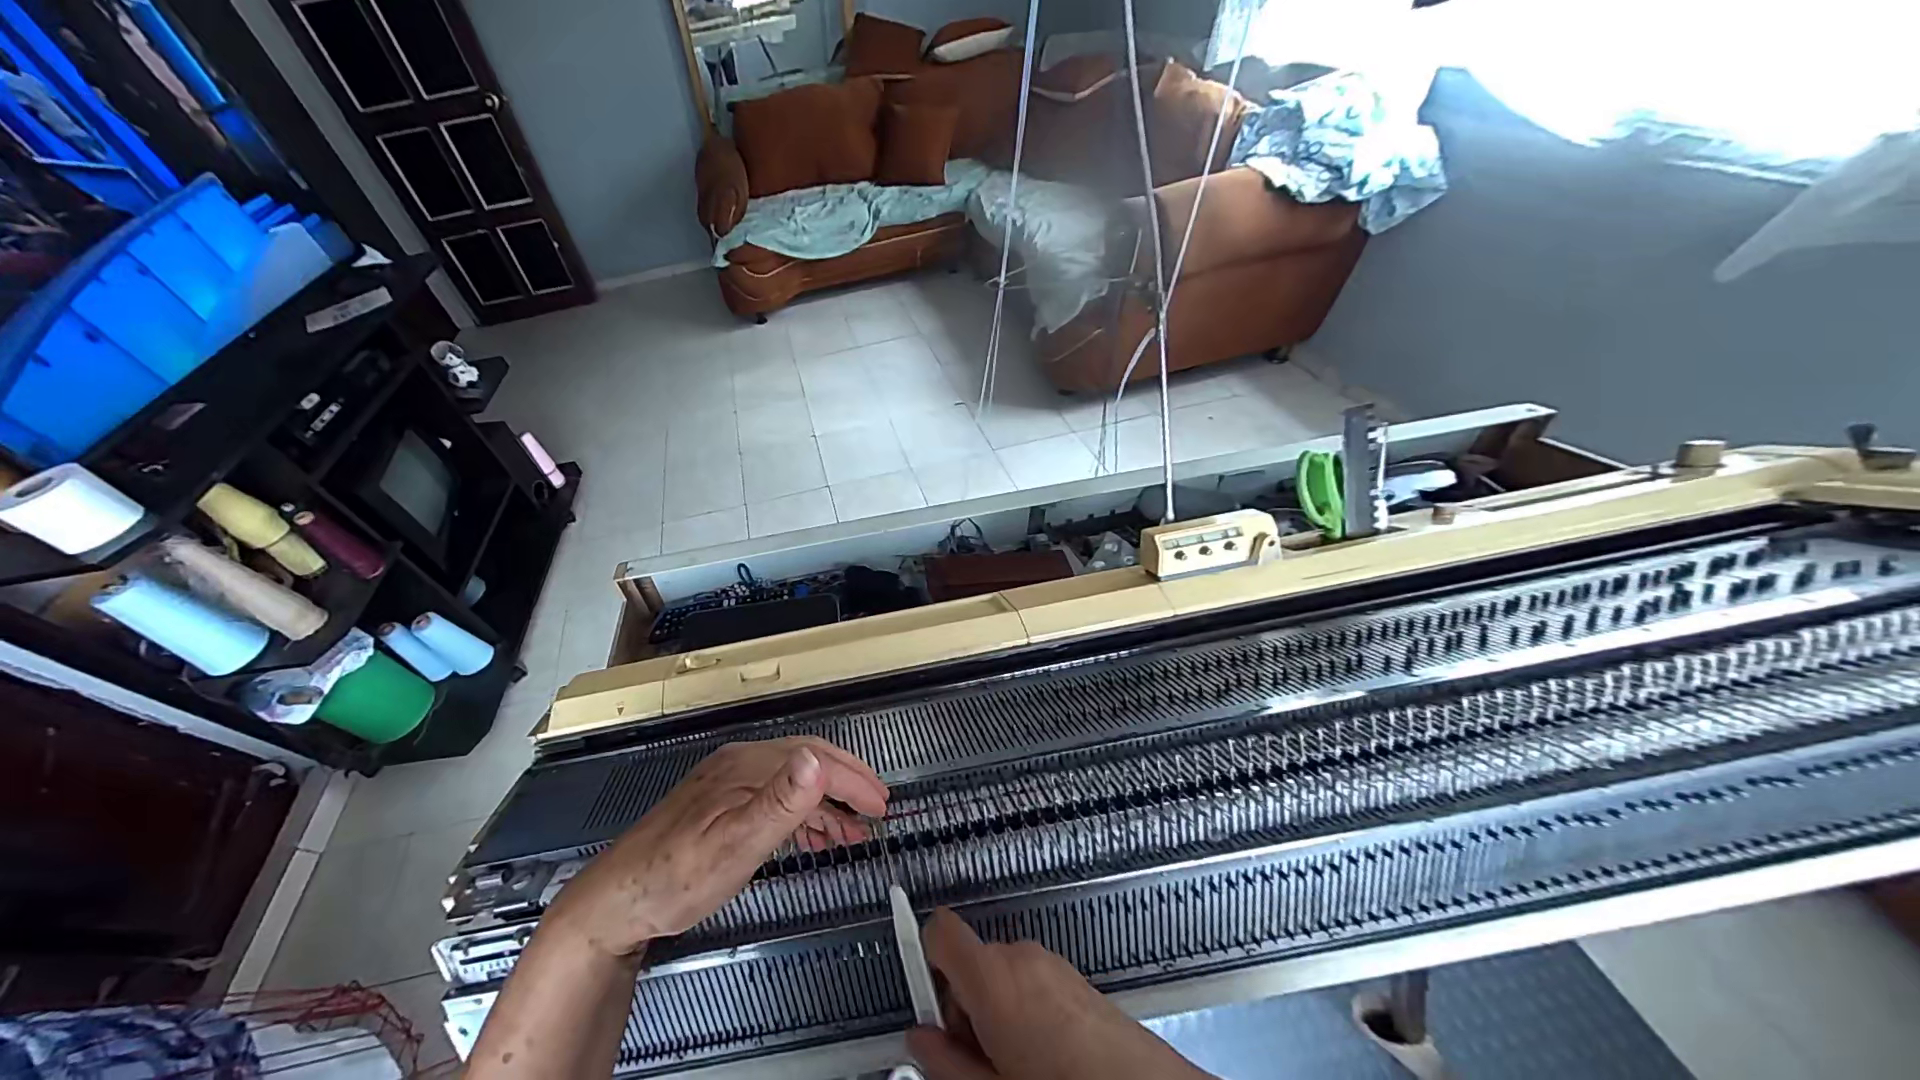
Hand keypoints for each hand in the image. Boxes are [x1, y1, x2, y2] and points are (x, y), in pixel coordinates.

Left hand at [545, 737, 887, 957]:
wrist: (614, 904)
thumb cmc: (672, 879)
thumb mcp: (736, 844)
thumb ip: (782, 802)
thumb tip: (819, 760)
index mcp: (746, 766)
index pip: (816, 763)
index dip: (854, 782)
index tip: (880, 805)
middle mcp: (739, 765)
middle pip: (808, 762)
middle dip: (848, 783)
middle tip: (877, 807)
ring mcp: (729, 782)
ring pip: (793, 780)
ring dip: (827, 801)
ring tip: (852, 828)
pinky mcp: (722, 803)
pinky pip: (774, 796)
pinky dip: (802, 812)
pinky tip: (811, 832)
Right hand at [907, 908, 1214, 1079]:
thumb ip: (944, 1061)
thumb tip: (920, 1040)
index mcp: (992, 976)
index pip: (939, 930)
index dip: (923, 956)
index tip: (924, 996)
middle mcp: (1020, 956)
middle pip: (967, 961)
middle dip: (961, 1005)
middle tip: (975, 1057)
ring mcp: (1049, 962)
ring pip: (997, 973)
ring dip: (992, 1010)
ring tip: (1012, 1063)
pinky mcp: (1071, 974)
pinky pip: (1027, 979)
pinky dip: (1020, 1007)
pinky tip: (1039, 1054)